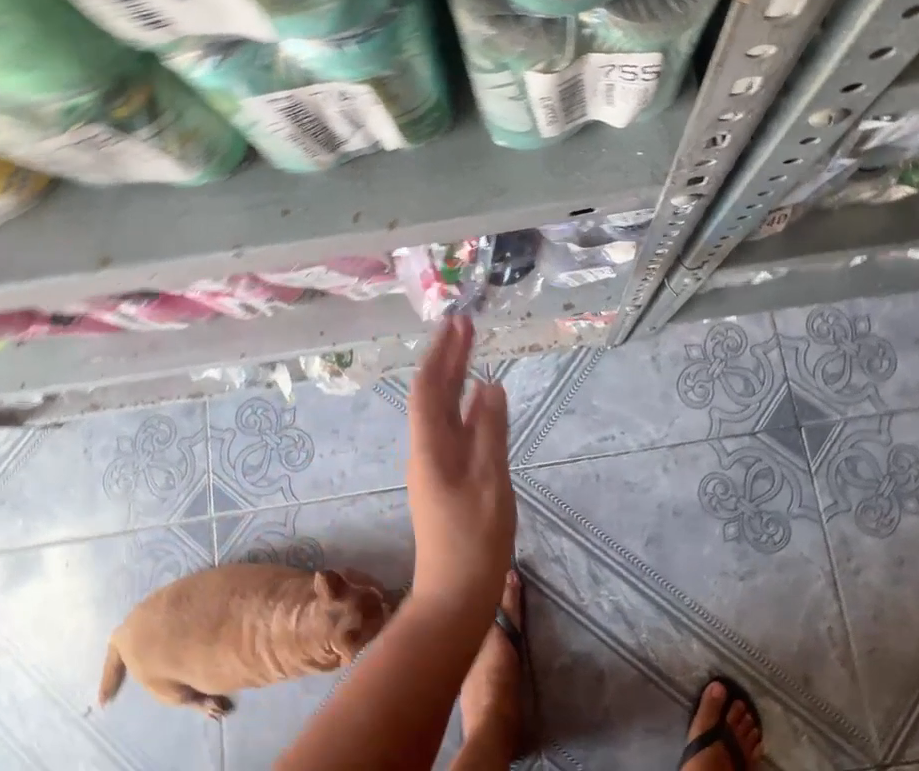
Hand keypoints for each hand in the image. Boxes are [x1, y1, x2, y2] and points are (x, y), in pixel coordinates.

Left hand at [405, 315, 515, 611]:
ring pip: (442, 411)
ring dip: (455, 377)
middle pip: (434, 395)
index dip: (442, 353)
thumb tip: (489, 386)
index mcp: (431, 448)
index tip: (457, 322)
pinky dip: (466, 407)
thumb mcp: (491, 483)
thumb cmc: (474, 540)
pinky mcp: (447, 480)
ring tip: (472, 349)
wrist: (454, 596)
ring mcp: (435, 466)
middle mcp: (427, 451)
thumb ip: (490, 433)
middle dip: (448, 357)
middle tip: (465, 323)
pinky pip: (454, 430)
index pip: (429, 388)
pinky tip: (479, 400)